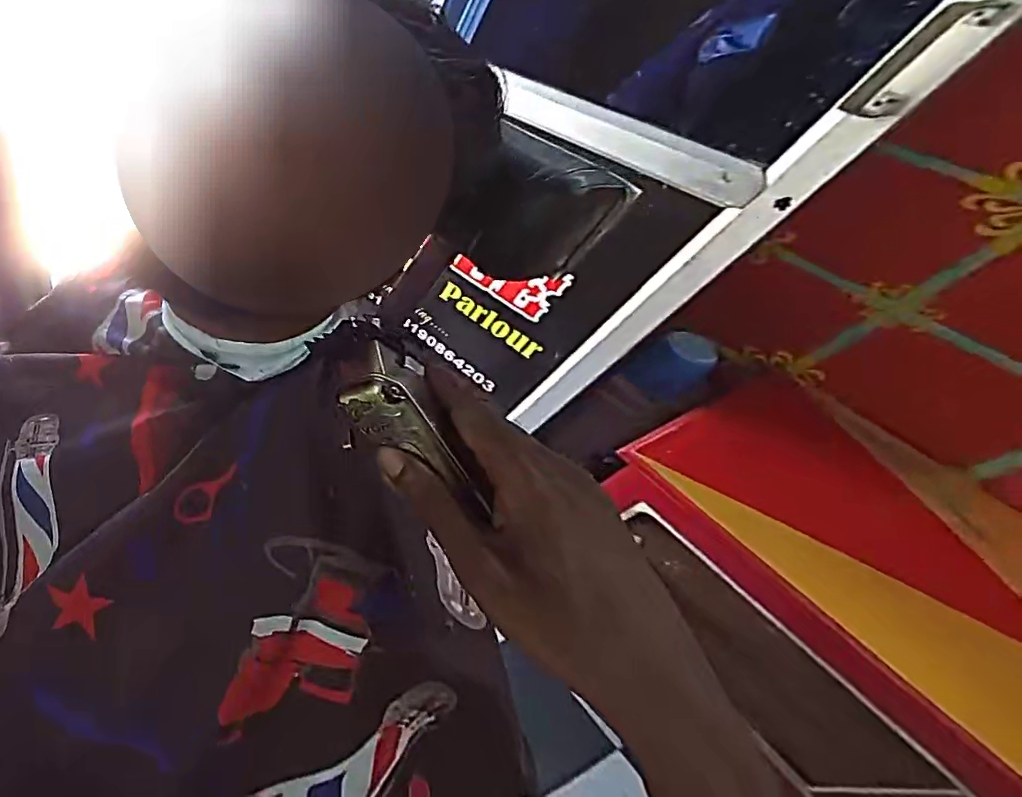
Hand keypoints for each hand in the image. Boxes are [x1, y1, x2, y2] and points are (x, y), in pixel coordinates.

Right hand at [377, 367, 783, 796]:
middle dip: (459, 413)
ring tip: (445, 445)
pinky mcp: (598, 511)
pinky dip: (507, 460)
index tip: (420, 366)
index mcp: (529, 480)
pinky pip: (542, 468)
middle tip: (417, 409)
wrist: (654, 677)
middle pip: (500, 429)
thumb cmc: (554, 622)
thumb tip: (389, 455)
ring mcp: (586, 491)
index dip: (446, 389)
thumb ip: (435, 506)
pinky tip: (493, 485)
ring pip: (523, 449)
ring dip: (482, 439)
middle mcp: (560, 473)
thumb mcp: (479, 568)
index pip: (478, 417)